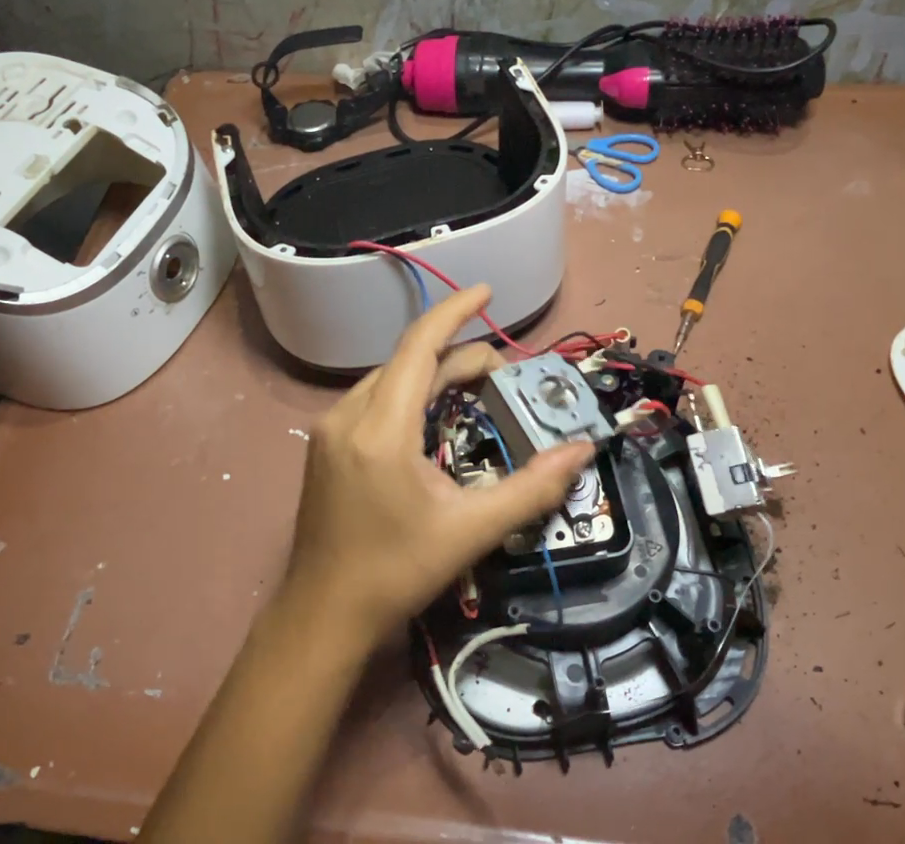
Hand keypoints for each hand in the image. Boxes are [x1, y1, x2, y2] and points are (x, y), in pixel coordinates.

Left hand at [280, 285, 593, 649]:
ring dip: (431, 374)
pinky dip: (409, 395)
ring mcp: (330, 430)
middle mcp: (348, 416)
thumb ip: (532, 488)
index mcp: (381, 428)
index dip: (456, 311)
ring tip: (476, 389)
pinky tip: (433, 419)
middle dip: (457, 355)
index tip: (489, 290)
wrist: (321, 615)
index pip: (419, 346)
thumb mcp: (471, 531)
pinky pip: (373, 401)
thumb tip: (583, 450)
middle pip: (407, 361)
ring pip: (388, 380)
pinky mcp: (325, 447)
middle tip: (503, 374)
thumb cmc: (395, 572)